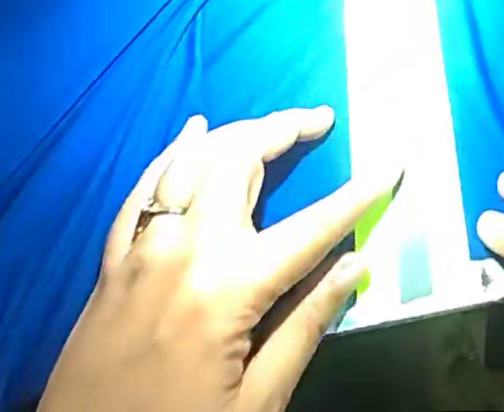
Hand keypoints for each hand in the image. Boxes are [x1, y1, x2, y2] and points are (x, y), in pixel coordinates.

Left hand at [41, 108, 398, 411]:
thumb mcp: (254, 403)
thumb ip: (308, 324)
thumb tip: (359, 262)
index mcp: (230, 289)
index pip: (314, 226)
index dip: (359, 194)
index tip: (392, 165)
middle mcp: (186, 253)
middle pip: (241, 162)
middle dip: (286, 129)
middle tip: (321, 119)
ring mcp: (143, 254)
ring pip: (193, 163)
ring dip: (238, 133)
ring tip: (275, 125)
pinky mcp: (111, 267)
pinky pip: (142, 191)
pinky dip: (171, 155)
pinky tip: (192, 132)